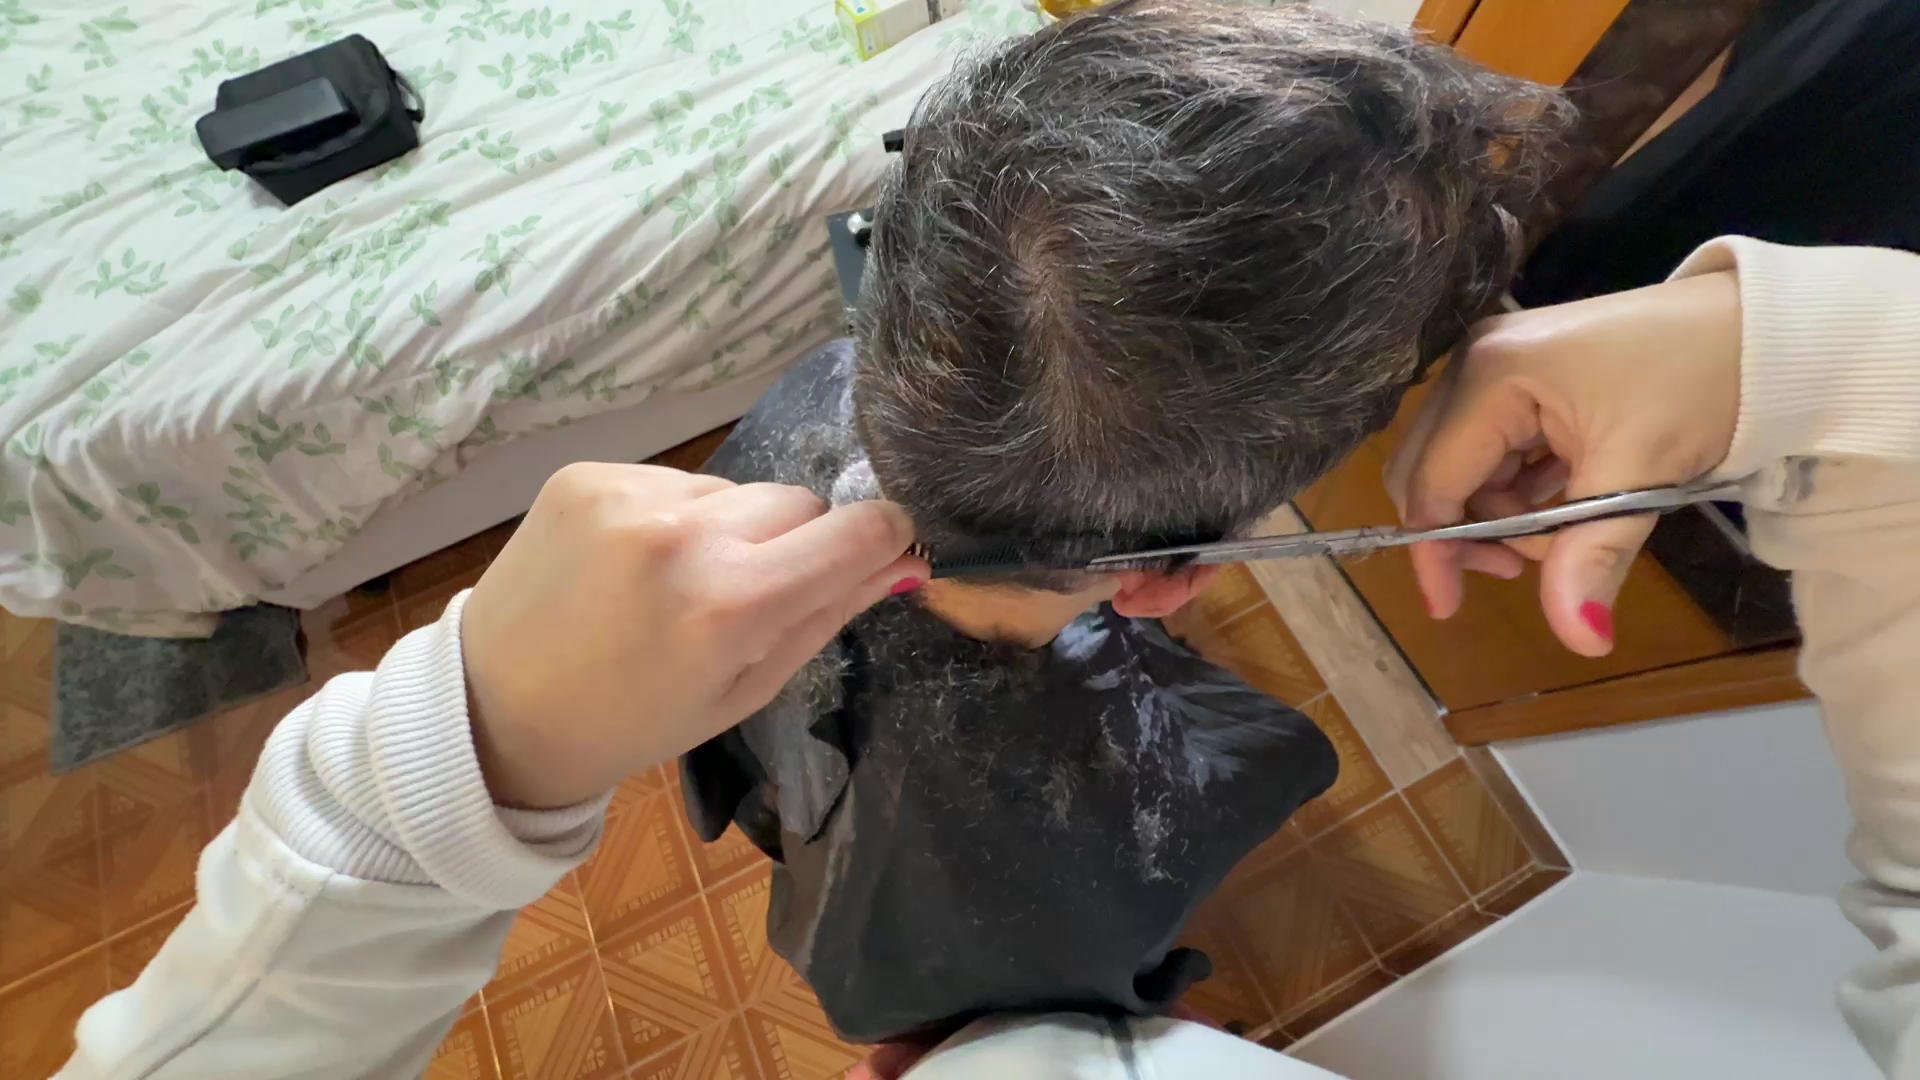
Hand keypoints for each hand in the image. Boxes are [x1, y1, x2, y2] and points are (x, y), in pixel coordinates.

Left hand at [460, 463, 926, 807]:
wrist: (494, 712)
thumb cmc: (639, 721)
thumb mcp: (749, 687)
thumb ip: (832, 614)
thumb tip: (906, 563)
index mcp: (731, 602)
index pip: (858, 530)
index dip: (887, 535)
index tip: (886, 549)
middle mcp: (685, 532)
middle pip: (802, 500)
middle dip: (800, 541)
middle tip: (754, 591)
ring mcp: (630, 494)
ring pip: (742, 490)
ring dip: (738, 528)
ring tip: (685, 580)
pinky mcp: (589, 474)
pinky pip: (683, 483)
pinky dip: (682, 517)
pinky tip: (642, 561)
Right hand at [1385, 272, 1742, 656]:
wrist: (1779, 323)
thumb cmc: (1713, 381)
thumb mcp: (1647, 471)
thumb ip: (1594, 554)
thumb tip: (1582, 642)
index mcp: (1490, 379)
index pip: (1432, 482)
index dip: (1433, 548)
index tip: (1445, 607)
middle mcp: (1465, 366)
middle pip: (1424, 472)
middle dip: (1464, 529)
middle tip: (1518, 566)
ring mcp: (1479, 366)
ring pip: (1448, 464)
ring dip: (1490, 511)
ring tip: (1558, 529)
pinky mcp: (1500, 374)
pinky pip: (1475, 447)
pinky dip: (1506, 485)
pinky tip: (1552, 494)